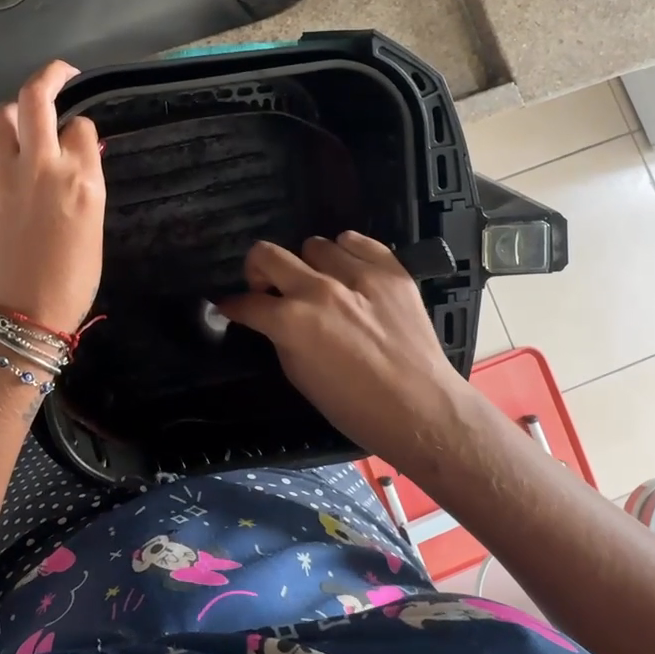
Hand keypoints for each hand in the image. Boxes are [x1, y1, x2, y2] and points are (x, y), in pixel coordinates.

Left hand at [0, 61, 105, 331]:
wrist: (24, 315)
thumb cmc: (73, 279)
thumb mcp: (94, 224)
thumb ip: (86, 179)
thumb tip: (80, 152)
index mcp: (80, 178)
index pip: (81, 126)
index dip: (82, 130)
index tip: (82, 138)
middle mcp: (40, 166)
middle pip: (36, 97)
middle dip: (50, 75)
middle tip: (61, 74)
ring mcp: (4, 176)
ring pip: (3, 117)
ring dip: (17, 112)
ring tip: (28, 123)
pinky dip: (2, 154)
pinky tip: (11, 172)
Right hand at [219, 233, 471, 462]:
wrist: (423, 412)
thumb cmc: (356, 408)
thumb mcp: (300, 376)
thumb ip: (280, 338)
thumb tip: (270, 319)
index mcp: (292, 321)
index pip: (246, 302)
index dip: (233, 306)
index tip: (231, 306)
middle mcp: (319, 290)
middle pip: (266, 254)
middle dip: (258, 271)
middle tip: (270, 289)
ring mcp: (357, 276)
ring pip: (314, 245)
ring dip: (310, 266)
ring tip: (324, 286)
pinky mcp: (391, 271)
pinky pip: (357, 241)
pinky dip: (348, 253)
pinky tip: (351, 274)